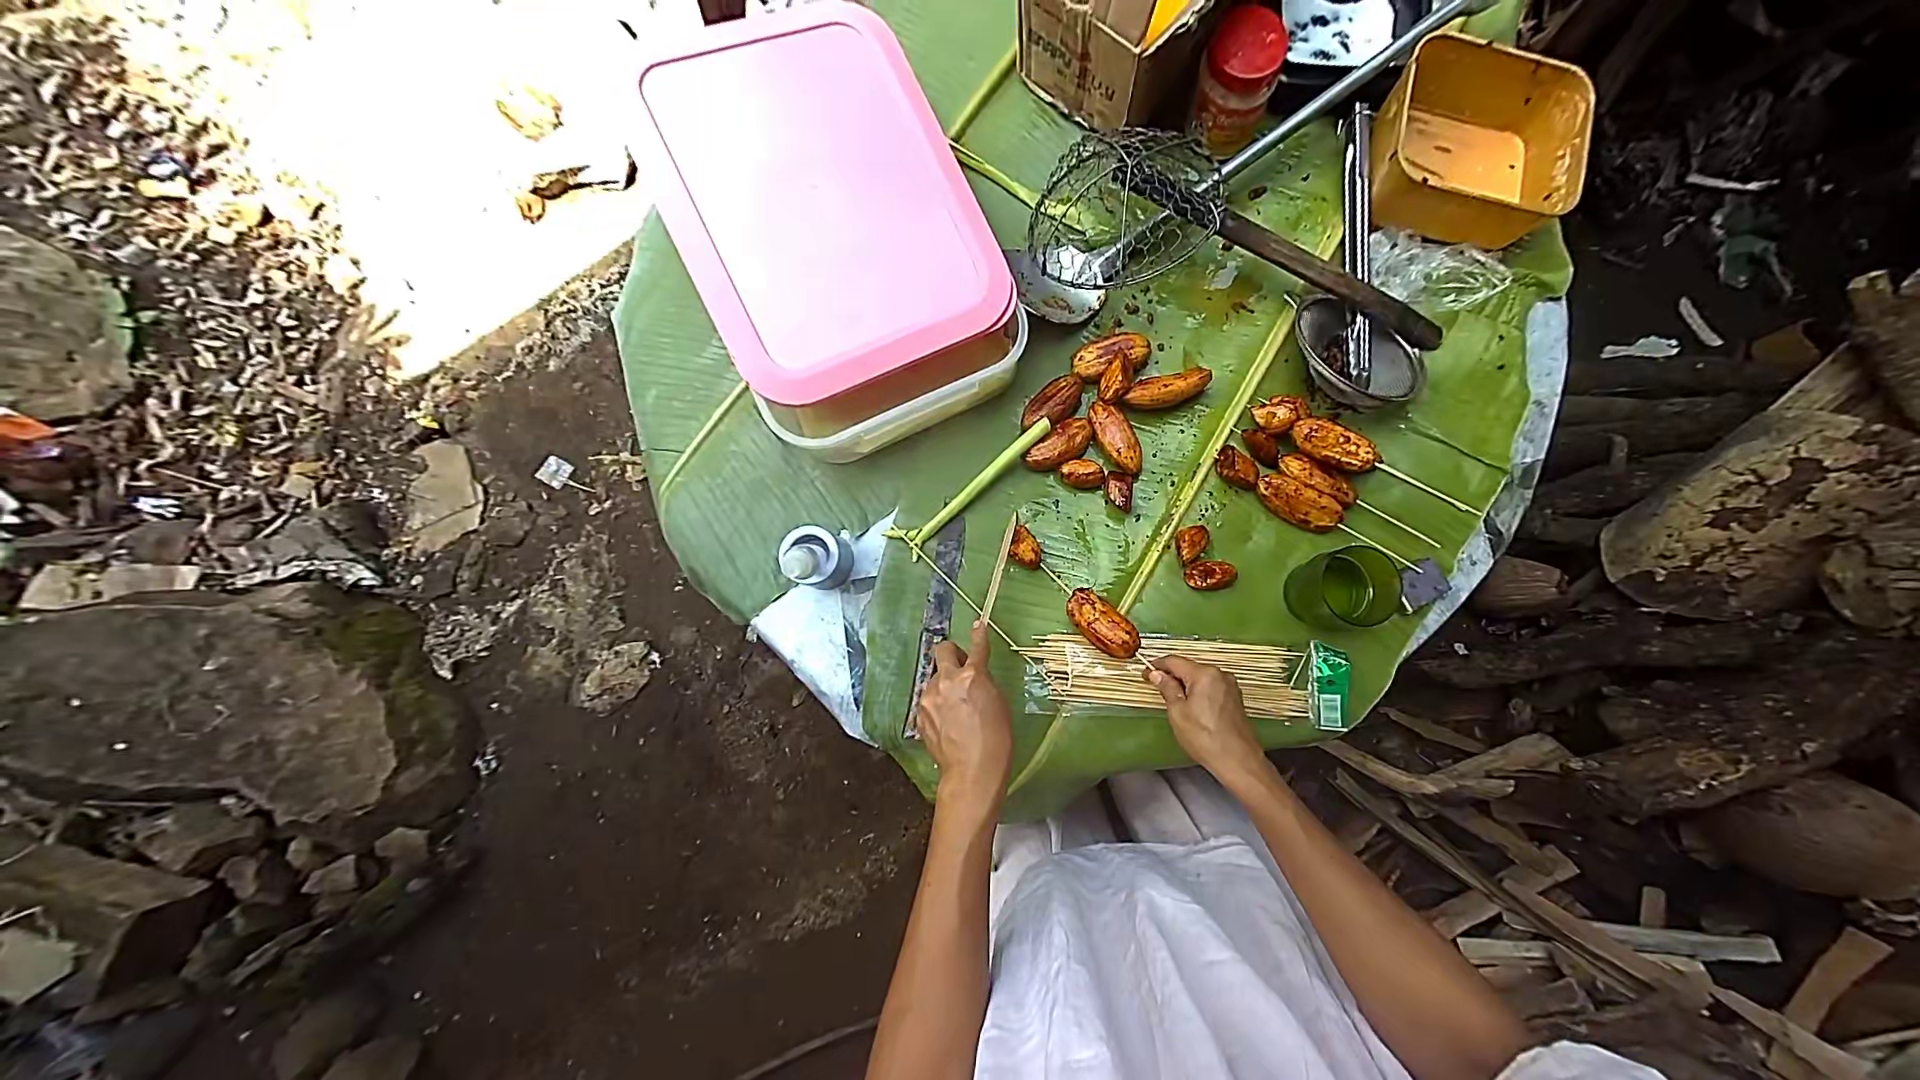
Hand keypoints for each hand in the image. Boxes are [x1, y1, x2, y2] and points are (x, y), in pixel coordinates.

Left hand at [918, 620, 1012, 806]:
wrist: (972, 771)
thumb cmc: (996, 739)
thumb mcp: (999, 703)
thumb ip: (984, 682)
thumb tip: (976, 675)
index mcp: (972, 676)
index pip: (977, 647)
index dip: (979, 635)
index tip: (978, 626)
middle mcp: (946, 681)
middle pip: (942, 650)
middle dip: (952, 654)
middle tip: (962, 668)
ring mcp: (929, 697)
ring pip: (935, 677)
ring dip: (945, 684)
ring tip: (956, 707)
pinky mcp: (920, 714)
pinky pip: (929, 699)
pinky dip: (937, 703)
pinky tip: (948, 721)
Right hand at [1148, 656, 1267, 785]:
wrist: (1238, 760)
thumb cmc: (1204, 737)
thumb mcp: (1178, 712)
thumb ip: (1167, 688)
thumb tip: (1156, 674)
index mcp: (1204, 674)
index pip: (1174, 661)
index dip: (1157, 666)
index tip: (1145, 674)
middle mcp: (1219, 674)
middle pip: (1188, 667)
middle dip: (1171, 675)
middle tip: (1156, 687)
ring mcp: (1229, 685)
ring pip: (1200, 677)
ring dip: (1185, 683)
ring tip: (1172, 699)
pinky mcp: (1234, 697)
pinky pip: (1210, 686)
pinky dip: (1197, 690)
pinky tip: (1191, 704)